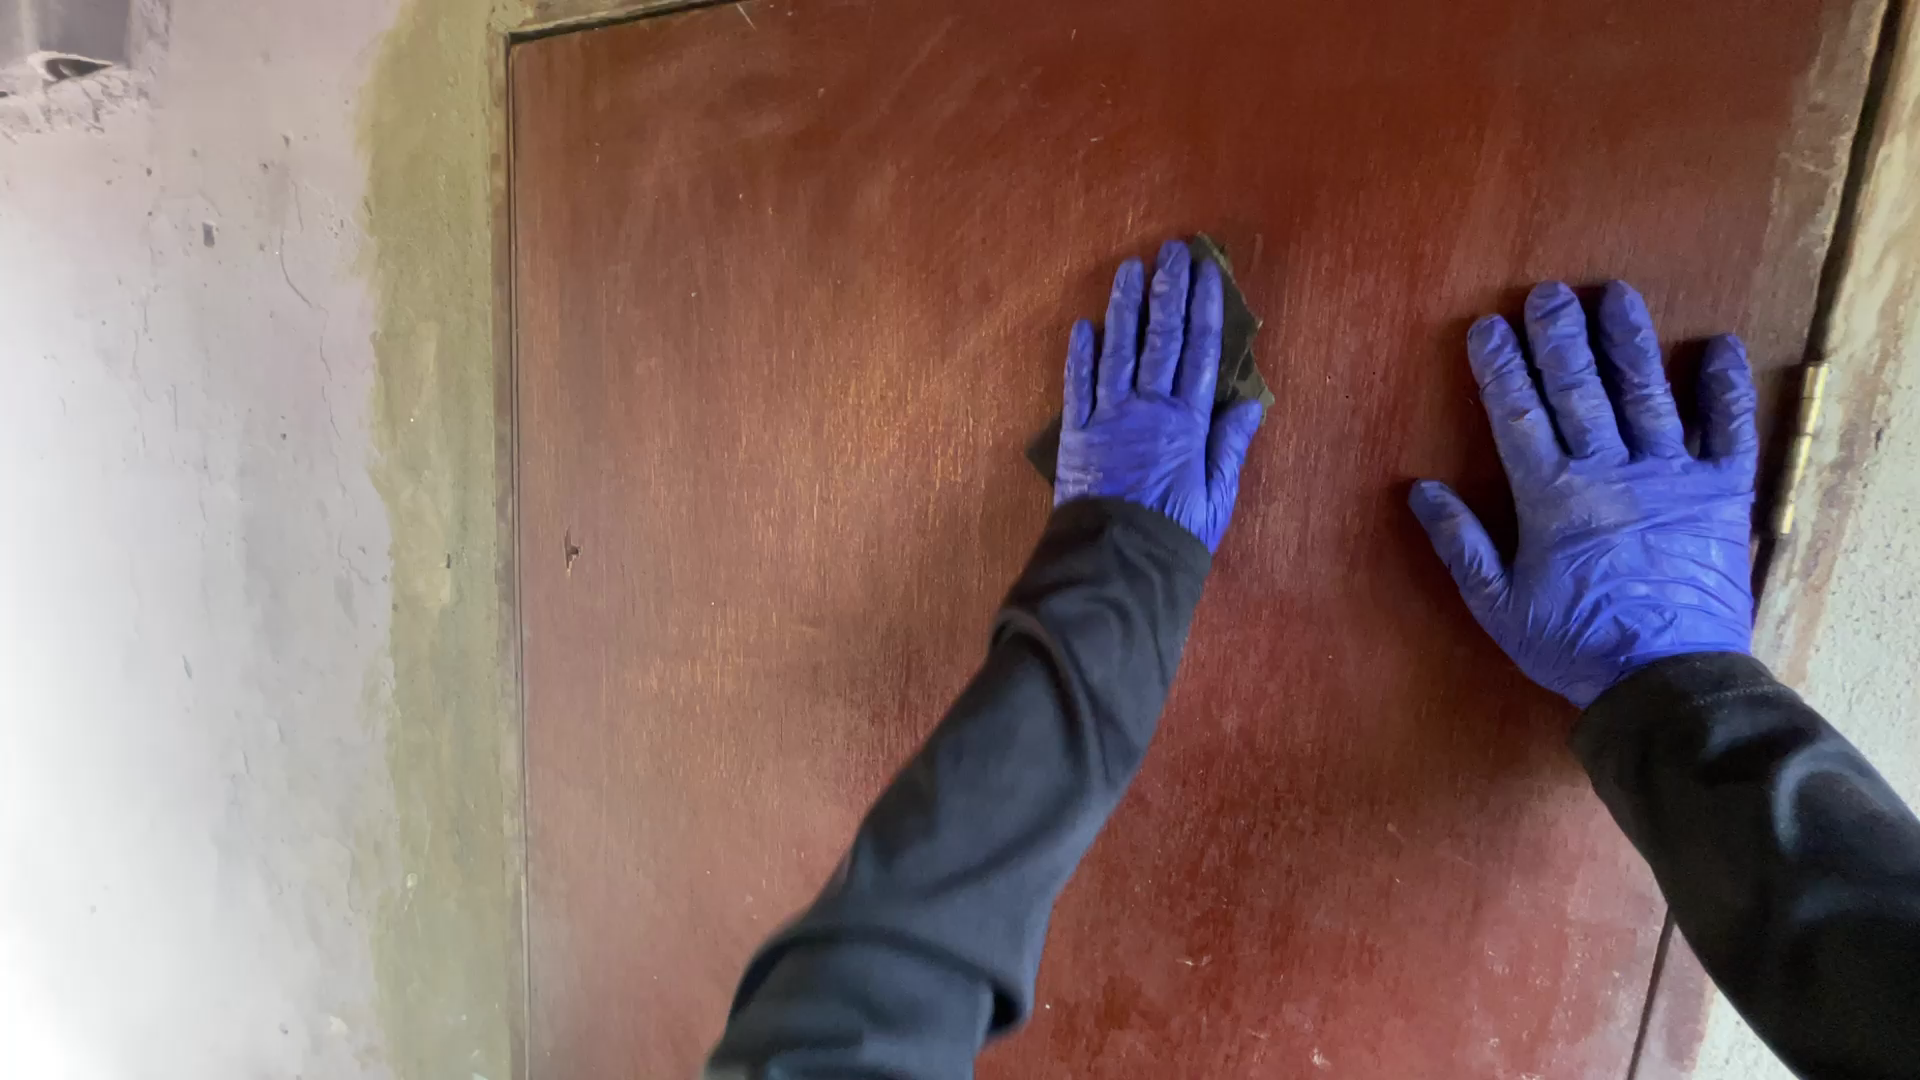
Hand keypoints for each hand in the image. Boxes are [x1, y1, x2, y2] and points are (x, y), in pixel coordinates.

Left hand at [1055, 239, 1265, 552]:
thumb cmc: (1175, 533)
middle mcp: (1148, 408)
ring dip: (1124, 308)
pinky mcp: (1076, 434)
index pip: (1201, 352)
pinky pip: (1077, 386)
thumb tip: (1251, 401)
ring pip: (1117, 352)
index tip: (1207, 271)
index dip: (1205, 308)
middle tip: (1170, 252)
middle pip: (1161, 340)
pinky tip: (1082, 326)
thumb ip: (1230, 446)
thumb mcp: (1218, 496)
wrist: (1119, 559)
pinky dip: (1079, 356)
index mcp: (1187, 422)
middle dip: (1167, 292)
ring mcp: (1108, 417)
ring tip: (1129, 270)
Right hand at [1409, 281, 1756, 707]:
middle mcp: (1612, 472)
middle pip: (1580, 392)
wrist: (1667, 678)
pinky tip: (1715, 347)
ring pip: (1648, 395)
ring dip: (1629, 342)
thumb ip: (1459, 540)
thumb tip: (1419, 489)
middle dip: (1559, 339)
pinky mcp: (1724, 494)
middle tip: (1547, 293)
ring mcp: (1674, 477)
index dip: (1499, 369)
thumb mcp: (1494, 600)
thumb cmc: (1569, 639)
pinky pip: (1729, 431)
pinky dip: (1722, 388)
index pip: (1517, 416)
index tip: (1487, 328)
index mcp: (1551, 497)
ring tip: (1613, 295)